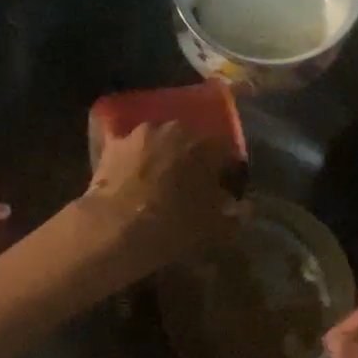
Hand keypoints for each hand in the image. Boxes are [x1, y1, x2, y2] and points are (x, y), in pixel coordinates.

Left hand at [83, 122, 241, 261]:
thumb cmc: (171, 226)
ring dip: (161, 157)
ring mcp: (139, 134)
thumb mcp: (212, 227)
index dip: (224, 171)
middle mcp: (174, 129)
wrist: (114, 228)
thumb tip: (245, 209)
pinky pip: (131, 151)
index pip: (224, 152)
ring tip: (157, 184)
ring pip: (158, 143)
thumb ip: (233, 215)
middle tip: (189, 186)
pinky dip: (134, 163)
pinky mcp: (112, 145)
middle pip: (189, 142)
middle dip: (191, 160)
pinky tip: (132, 182)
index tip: (222, 189)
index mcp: (205, 145)